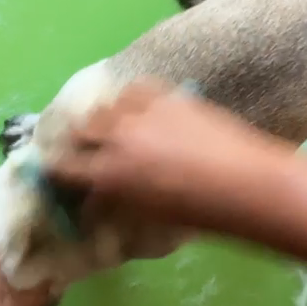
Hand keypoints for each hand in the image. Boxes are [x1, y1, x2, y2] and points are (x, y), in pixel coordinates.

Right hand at [44, 80, 296, 233]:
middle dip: (82, 141)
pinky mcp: (166, 96)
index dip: (57, 170)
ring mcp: (141, 113)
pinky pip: (135, 89)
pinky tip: (141, 110)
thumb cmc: (200, 215)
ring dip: (107, 118)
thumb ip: (117, 201)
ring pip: (106, 106)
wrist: (250, 186)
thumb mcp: (148, 217)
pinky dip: (132, 99)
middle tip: (93, 152)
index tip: (57, 171)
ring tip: (120, 128)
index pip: (64, 167)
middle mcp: (116, 139)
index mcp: (108, 175)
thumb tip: (99, 198)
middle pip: (81, 129)